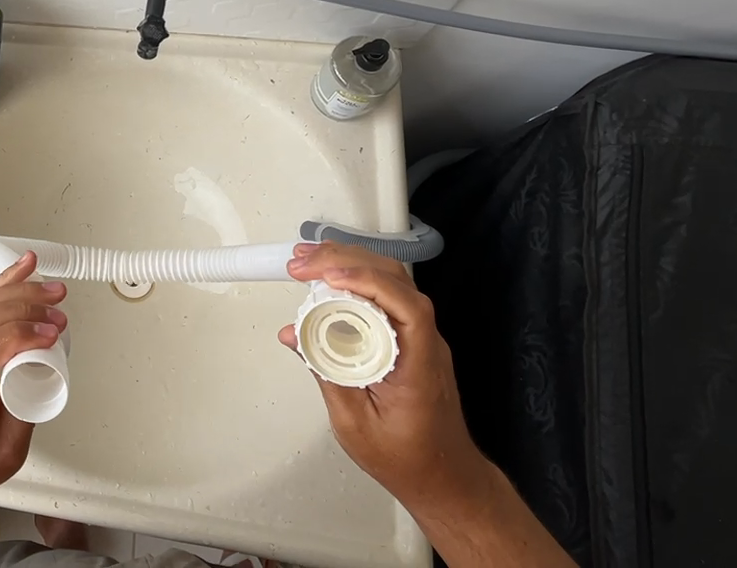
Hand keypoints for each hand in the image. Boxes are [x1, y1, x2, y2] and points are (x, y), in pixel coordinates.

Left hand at [0, 251, 66, 510]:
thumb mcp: (3, 456)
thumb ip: (24, 418)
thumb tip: (46, 377)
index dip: (20, 337)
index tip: (50, 335)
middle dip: (25, 305)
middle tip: (59, 306)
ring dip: (18, 290)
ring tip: (51, 287)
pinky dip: (3, 283)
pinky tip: (23, 269)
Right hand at [277, 242, 487, 513]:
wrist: (444, 477)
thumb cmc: (406, 457)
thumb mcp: (355, 424)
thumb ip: (325, 374)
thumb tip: (293, 334)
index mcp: (419, 364)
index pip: (405, 306)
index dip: (367, 282)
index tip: (328, 276)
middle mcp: (425, 341)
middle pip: (394, 280)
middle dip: (345, 261)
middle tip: (301, 262)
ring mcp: (419, 335)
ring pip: (390, 280)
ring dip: (348, 262)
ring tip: (306, 260)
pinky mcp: (408, 335)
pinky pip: (385, 293)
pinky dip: (354, 276)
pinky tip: (327, 276)